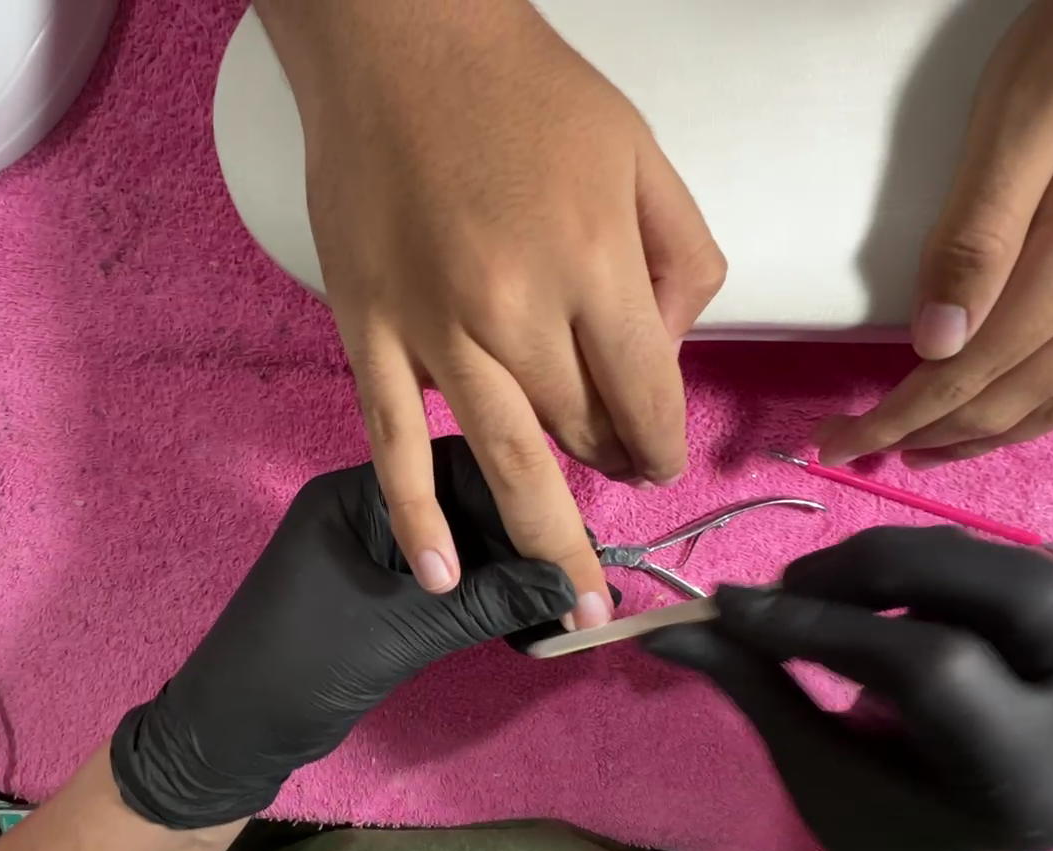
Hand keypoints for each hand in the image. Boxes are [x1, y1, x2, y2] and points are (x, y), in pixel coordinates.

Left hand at [110, 436, 575, 828]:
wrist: (233, 733)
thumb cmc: (302, 666)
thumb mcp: (399, 631)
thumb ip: (485, 602)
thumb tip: (569, 585)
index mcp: (356, 496)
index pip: (454, 474)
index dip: (518, 504)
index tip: (576, 542)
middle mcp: (368, 512)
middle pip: (462, 511)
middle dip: (520, 547)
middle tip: (580, 581)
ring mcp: (374, 555)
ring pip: (459, 551)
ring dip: (508, 579)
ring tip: (565, 605)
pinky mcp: (382, 595)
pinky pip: (445, 585)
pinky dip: (483, 602)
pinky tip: (524, 620)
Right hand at [255, 0, 724, 625]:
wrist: (397, 47)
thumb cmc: (525, 93)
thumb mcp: (641, 153)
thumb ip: (680, 258)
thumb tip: (664, 350)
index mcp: (591, 261)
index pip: (646, 394)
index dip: (661, 441)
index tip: (658, 457)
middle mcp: (515, 312)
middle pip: (580, 432)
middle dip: (610, 465)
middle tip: (617, 475)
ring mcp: (435, 334)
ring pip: (505, 459)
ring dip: (546, 532)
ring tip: (571, 594)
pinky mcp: (372, 339)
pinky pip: (395, 445)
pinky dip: (417, 516)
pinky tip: (441, 575)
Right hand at [646, 527, 1052, 850]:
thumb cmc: (874, 826)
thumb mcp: (805, 764)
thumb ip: (747, 684)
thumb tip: (667, 629)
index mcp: (1023, 783)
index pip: (931, 669)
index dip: (820, 623)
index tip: (730, 610)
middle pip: (1024, 594)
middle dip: (891, 567)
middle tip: (796, 582)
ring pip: (1023, 567)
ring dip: (906, 557)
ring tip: (822, 584)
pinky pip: (1004, 569)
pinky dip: (922, 563)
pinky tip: (863, 591)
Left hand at [819, 0, 1052, 466]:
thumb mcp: (1022, 115)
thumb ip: (975, 238)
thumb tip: (933, 344)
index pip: (966, 376)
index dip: (894, 420)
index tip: (837, 444)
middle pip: (1018, 401)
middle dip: (932, 434)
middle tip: (871, 447)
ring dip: (995, 433)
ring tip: (934, 445)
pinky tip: (1028, 409)